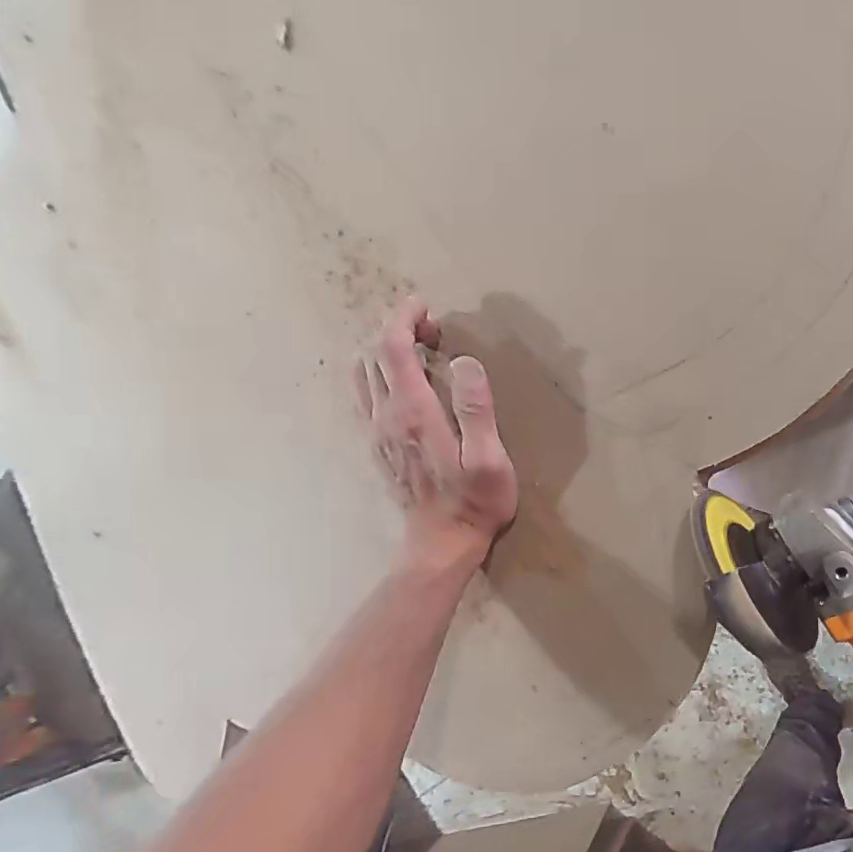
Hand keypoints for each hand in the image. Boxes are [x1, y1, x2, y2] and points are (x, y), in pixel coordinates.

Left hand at [356, 296, 517, 567]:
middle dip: (396, 329)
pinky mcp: (378, 448)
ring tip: (417, 352)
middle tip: (432, 331)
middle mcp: (385, 417)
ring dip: (384, 351)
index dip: (403, 317)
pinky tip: (403, 384)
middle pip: (372, 354)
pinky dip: (378, 375)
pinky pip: (365, 397)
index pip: (392, 347)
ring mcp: (376, 433)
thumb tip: (463, 362)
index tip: (425, 306)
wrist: (442, 545)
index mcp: (413, 413)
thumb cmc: (474, 503)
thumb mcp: (489, 459)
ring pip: (363, 374)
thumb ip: (475, 409)